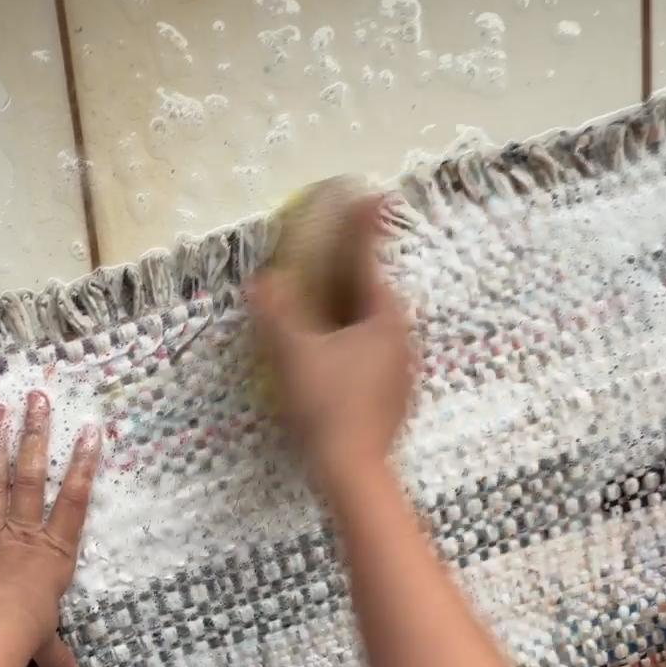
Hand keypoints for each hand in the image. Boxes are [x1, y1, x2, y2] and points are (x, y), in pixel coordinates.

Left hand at [0, 391, 99, 666]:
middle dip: (38, 436)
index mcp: (54, 554)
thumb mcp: (47, 646)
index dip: (85, 465)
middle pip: (34, 478)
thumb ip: (57, 659)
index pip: (75, 502)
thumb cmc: (24, 635)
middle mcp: (24, 535)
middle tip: (39, 399)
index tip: (91, 431)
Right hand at [247, 193, 415, 495]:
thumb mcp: (292, 353)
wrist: (353, 471)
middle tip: (321, 271)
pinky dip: (350, 351)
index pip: (369, 263)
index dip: (364, 229)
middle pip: (371, 297)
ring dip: (347, 320)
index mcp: (385, 317)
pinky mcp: (394, 400)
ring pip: (371, 331)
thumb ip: (276, 313)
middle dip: (347, 280)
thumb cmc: (326, 405)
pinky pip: (370, 359)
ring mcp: (403, 372)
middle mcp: (403, 338)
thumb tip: (261, 281)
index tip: (373, 195)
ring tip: (318, 322)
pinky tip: (328, 367)